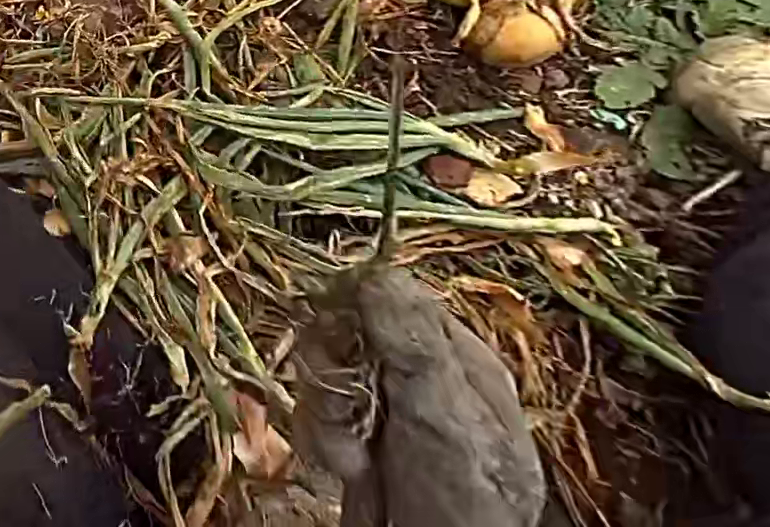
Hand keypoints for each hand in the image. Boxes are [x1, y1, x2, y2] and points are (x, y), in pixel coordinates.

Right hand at [292, 269, 543, 526]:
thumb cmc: (457, 500)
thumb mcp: (444, 418)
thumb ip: (411, 343)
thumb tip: (375, 270)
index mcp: (453, 355)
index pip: (392, 293)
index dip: (356, 303)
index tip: (337, 325)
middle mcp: (414, 370)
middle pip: (345, 324)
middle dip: (333, 364)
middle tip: (345, 402)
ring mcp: (380, 399)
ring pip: (320, 362)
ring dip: (325, 408)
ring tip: (352, 454)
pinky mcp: (350, 428)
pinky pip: (312, 402)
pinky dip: (320, 432)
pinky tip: (345, 465)